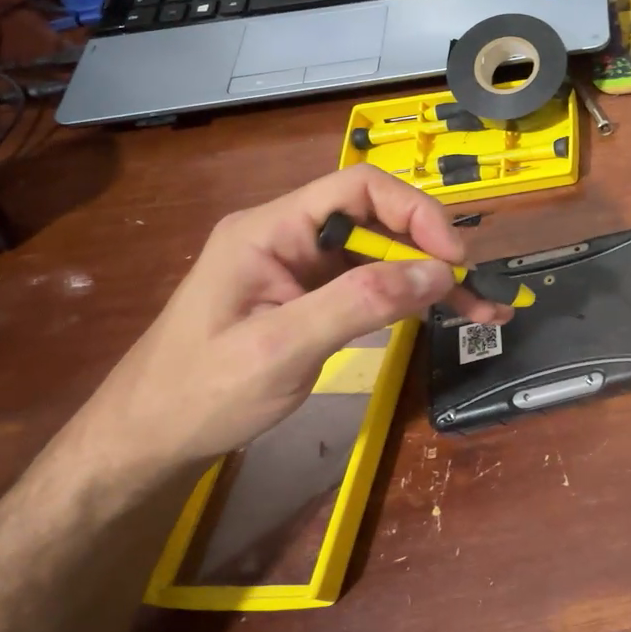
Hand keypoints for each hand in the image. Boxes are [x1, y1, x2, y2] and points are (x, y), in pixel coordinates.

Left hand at [78, 166, 506, 472]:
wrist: (145, 443)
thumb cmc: (199, 393)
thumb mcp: (280, 348)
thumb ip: (359, 302)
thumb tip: (439, 271)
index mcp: (271, 230)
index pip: (359, 188)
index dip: (415, 211)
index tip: (451, 256)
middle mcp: (291, 238)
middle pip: (381, 221)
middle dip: (434, 251)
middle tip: (475, 289)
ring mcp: (304, 269)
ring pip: (387, 255)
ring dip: (435, 280)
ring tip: (485, 309)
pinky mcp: (314, 297)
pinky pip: (376, 285)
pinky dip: (415, 299)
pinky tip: (451, 314)